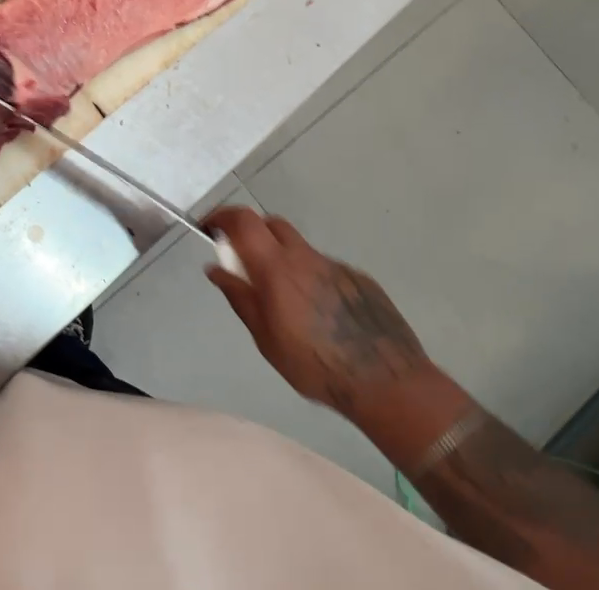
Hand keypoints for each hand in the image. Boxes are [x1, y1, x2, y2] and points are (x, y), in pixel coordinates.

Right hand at [204, 206, 436, 420]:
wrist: (387, 382)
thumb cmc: (314, 365)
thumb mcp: (264, 337)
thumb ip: (240, 297)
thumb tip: (216, 269)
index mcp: (276, 268)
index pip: (243, 221)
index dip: (222, 217)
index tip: (211, 230)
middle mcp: (306, 257)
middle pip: (272, 224)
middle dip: (252, 233)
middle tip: (245, 262)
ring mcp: (337, 266)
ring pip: (300, 248)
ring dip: (283, 258)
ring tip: (287, 299)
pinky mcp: (360, 280)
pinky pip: (326, 268)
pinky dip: (312, 278)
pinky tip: (321, 314)